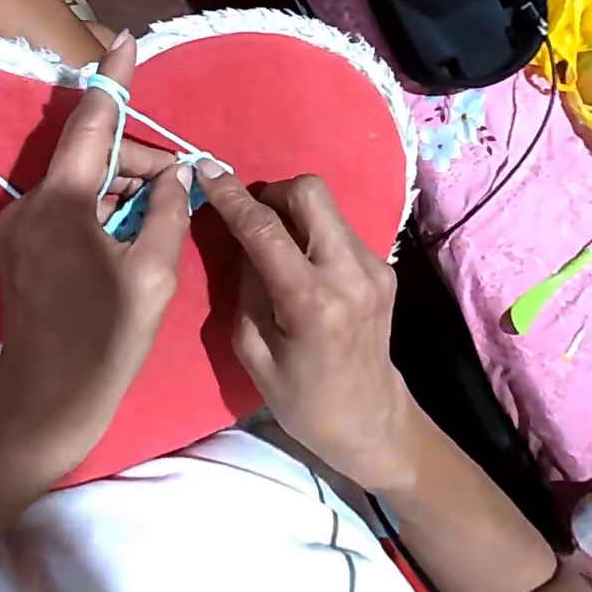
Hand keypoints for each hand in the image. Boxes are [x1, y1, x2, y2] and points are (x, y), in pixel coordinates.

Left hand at [0, 33, 193, 482]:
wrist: (42, 404)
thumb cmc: (104, 341)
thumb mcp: (152, 273)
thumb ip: (166, 210)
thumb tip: (177, 172)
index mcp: (61, 204)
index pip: (93, 123)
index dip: (113, 79)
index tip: (127, 39)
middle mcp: (30, 204)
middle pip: (94, 158)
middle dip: (141, 161)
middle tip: (186, 183)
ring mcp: (17, 226)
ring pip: (82, 184)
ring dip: (125, 188)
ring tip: (164, 213)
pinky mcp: (18, 247)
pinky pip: (68, 208)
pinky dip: (103, 208)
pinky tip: (131, 231)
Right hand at [197, 167, 423, 491]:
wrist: (372, 420)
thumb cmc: (302, 399)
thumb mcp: (253, 350)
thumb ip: (246, 285)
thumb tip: (242, 236)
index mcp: (312, 302)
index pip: (266, 230)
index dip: (232, 197)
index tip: (207, 171)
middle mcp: (350, 273)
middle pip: (311, 192)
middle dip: (273, 191)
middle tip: (251, 215)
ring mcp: (374, 266)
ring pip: (327, 204)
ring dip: (293, 210)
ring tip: (276, 241)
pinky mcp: (384, 266)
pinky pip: (338, 227)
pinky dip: (312, 231)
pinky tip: (303, 262)